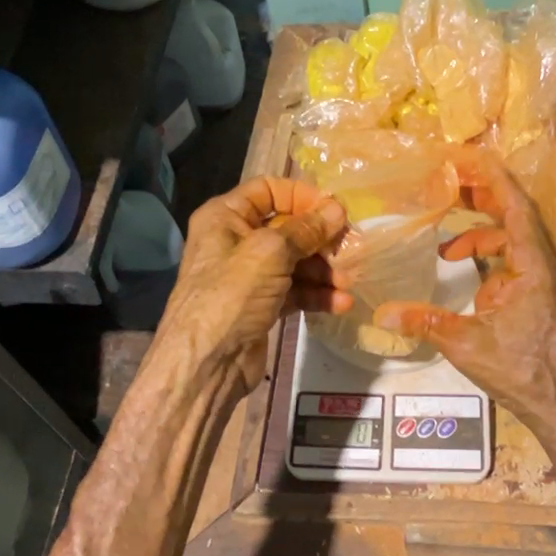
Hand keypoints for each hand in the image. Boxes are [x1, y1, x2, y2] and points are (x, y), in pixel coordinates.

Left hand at [160, 177, 351, 397]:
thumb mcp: (270, 253)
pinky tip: (340, 303)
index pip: (268, 190)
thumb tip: (337, 208)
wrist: (205, 364)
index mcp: (225, 217)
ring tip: (348, 282)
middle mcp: (235, 241)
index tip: (334, 210)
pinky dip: (316, 294)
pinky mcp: (261, 305)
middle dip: (319, 239)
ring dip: (323, 270)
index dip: (301, 196)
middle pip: (286, 228)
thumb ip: (306, 229)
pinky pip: (295, 290)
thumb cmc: (231, 295)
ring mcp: (248, 276)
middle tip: (350, 248)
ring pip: (295, 262)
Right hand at [375, 153, 555, 436]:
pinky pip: (513, 262)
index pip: (515, 207)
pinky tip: (466, 277)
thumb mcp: (467, 344)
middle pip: (514, 214)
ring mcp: (544, 278)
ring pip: (513, 239)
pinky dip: (488, 259)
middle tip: (447, 184)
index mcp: (533, 265)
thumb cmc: (521, 371)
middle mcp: (544, 263)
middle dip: (481, 197)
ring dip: (481, 234)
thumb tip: (382, 312)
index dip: (492, 178)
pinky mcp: (540, 294)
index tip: (467, 157)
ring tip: (444, 244)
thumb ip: (426, 322)